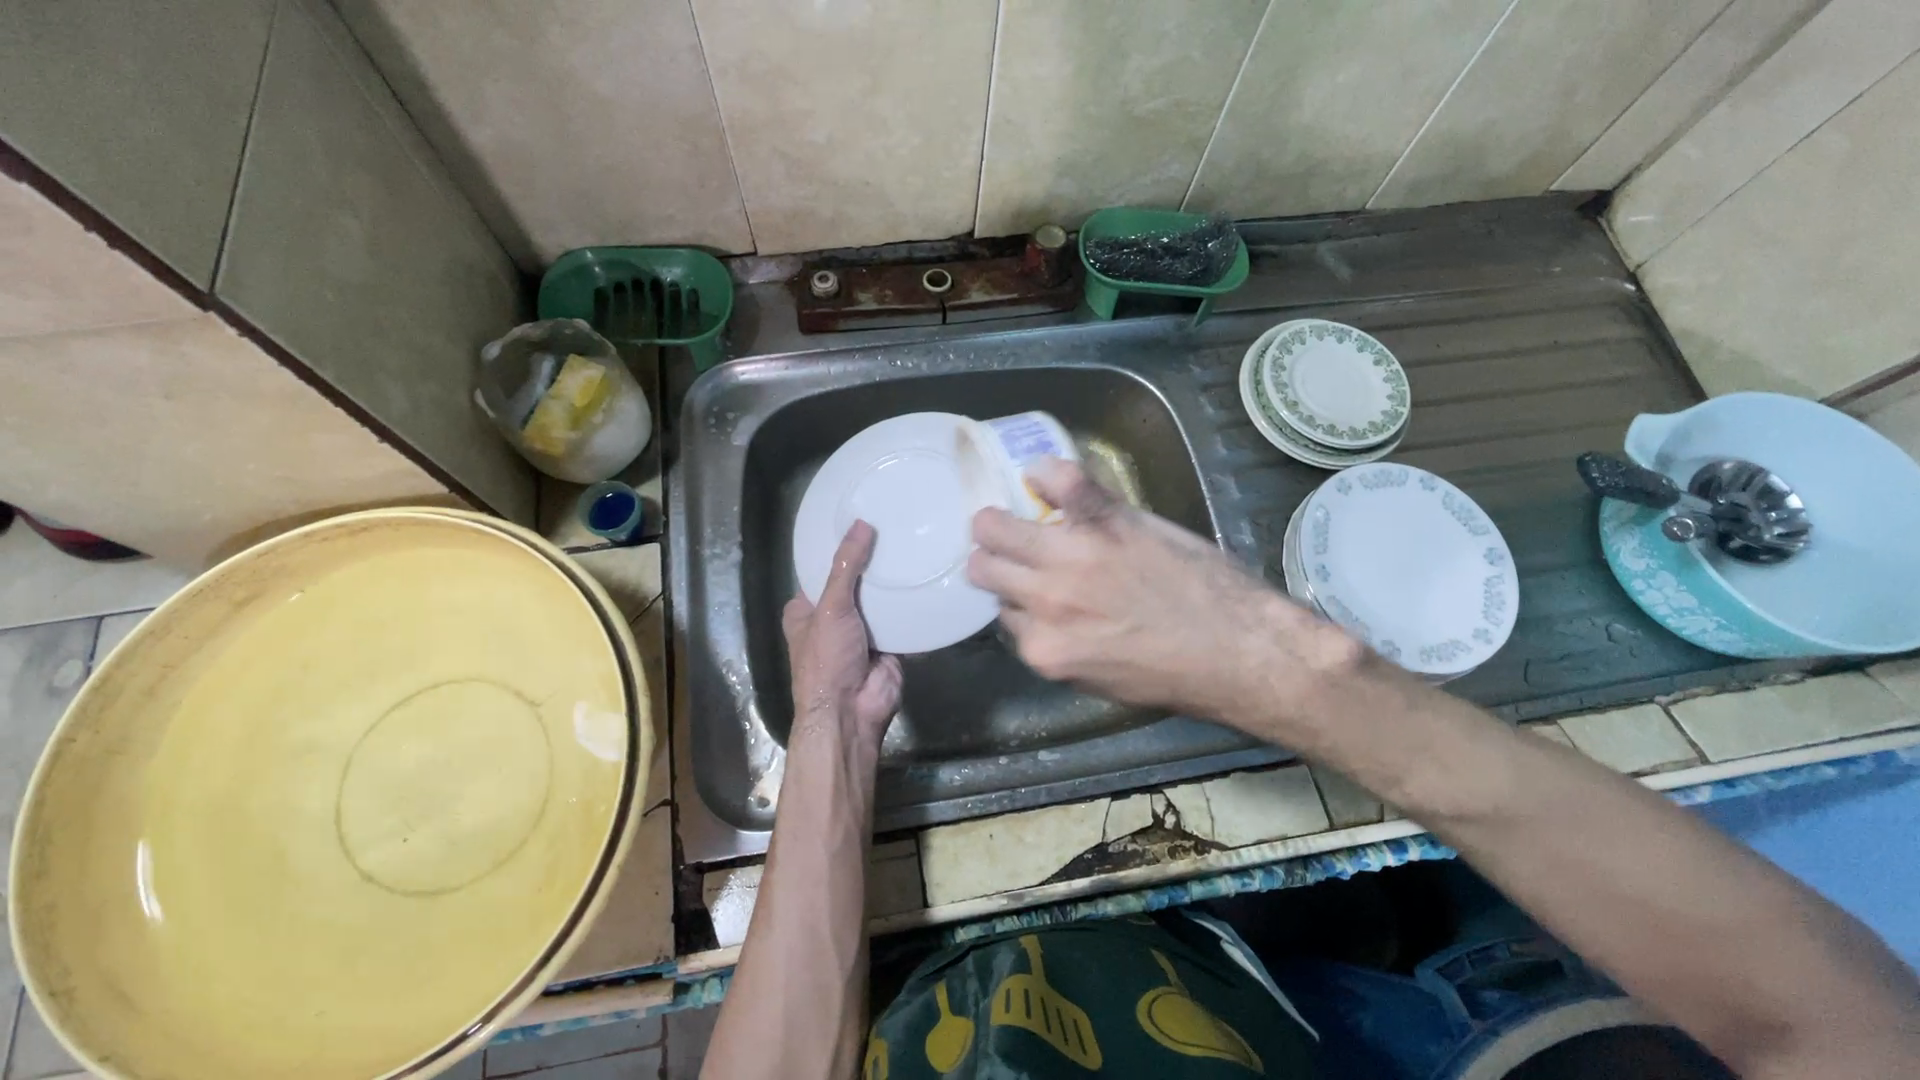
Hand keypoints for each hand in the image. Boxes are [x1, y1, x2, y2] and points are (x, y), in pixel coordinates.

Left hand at [784, 520, 903, 744]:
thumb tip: (861, 524)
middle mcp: (831, 619)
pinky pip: (901, 619)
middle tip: (896, 528)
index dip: (839, 549)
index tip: (862, 520)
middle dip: (872, 564)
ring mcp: (861, 632)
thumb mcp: (830, 607)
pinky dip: (911, 605)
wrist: (851, 712)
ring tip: (916, 546)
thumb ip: (846, 566)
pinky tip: (927, 578)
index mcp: (805, 610)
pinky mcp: (888, 644)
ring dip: (893, 585)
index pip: (821, 570)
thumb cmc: (827, 659)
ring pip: (879, 601)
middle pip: (854, 583)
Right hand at [966, 458, 1360, 729]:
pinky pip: (1059, 480)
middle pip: (985, 567)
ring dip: (1001, 521)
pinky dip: (1047, 474)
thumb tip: (1040, 620)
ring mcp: (1072, 555)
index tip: (1030, 590)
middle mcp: (1045, 601)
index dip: (1016, 598)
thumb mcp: (1099, 680)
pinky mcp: (1107, 519)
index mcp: (1043, 648)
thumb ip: (1059, 647)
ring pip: (996, 526)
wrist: (1241, 650)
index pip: (1002, 612)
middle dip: (993, 560)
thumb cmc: (1177, 675)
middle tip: (1012, 552)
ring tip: (1018, 514)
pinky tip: (1044, 476)